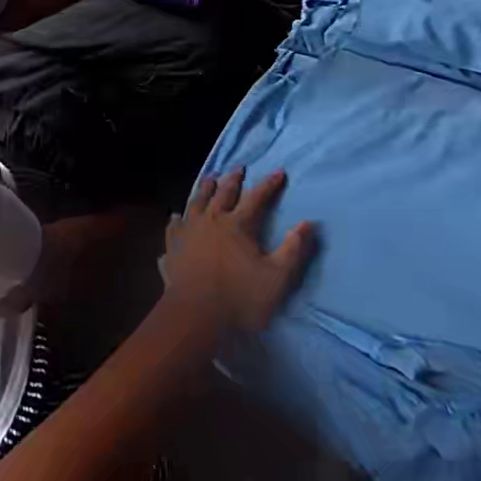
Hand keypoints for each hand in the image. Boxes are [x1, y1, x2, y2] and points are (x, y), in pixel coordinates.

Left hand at [163, 168, 318, 331]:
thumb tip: (308, 223)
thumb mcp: (277, 277)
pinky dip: (177, 218)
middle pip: (223, 193)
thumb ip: (293, 250)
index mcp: (237, 225)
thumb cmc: (241, 297)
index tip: (278, 172)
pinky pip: (174, 225)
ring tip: (209, 178)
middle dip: (233, 180)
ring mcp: (188, 230)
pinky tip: (175, 215)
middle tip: (238, 168)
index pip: (256, 198)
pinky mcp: (173, 244)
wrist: (197, 312)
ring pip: (197, 201)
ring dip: (205, 189)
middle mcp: (211, 220)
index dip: (269, 185)